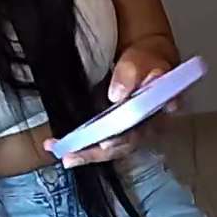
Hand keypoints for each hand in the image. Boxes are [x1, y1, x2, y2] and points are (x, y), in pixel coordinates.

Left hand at [42, 38, 178, 167]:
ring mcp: (130, 134)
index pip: (140, 132)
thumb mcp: (141, 60)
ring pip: (109, 150)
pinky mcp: (115, 132)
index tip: (105, 143)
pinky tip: (60, 148)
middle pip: (120, 147)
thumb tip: (116, 95)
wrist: (144, 63)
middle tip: (70, 156)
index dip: (122, 139)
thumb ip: (132, 74)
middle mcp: (144, 130)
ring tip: (62, 155)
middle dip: (94, 153)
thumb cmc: (145, 61)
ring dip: (84, 154)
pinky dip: (81, 148)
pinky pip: (99, 144)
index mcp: (156, 115)